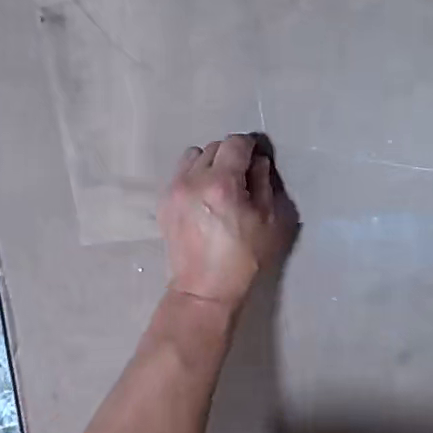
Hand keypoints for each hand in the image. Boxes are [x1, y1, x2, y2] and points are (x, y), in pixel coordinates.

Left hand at [159, 133, 297, 310]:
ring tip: (219, 186)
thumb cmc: (243, 259)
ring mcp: (174, 189)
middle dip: (230, 156)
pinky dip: (193, 177)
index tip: (256, 159)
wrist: (203, 289)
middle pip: (214, 147)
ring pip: (193, 156)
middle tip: (241, 177)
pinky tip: (202, 198)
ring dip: (209, 163)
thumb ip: (264, 183)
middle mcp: (193, 180)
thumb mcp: (269, 222)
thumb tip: (257, 161)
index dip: (249, 147)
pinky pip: (180, 174)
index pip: (235, 143)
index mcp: (222, 183)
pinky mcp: (163, 202)